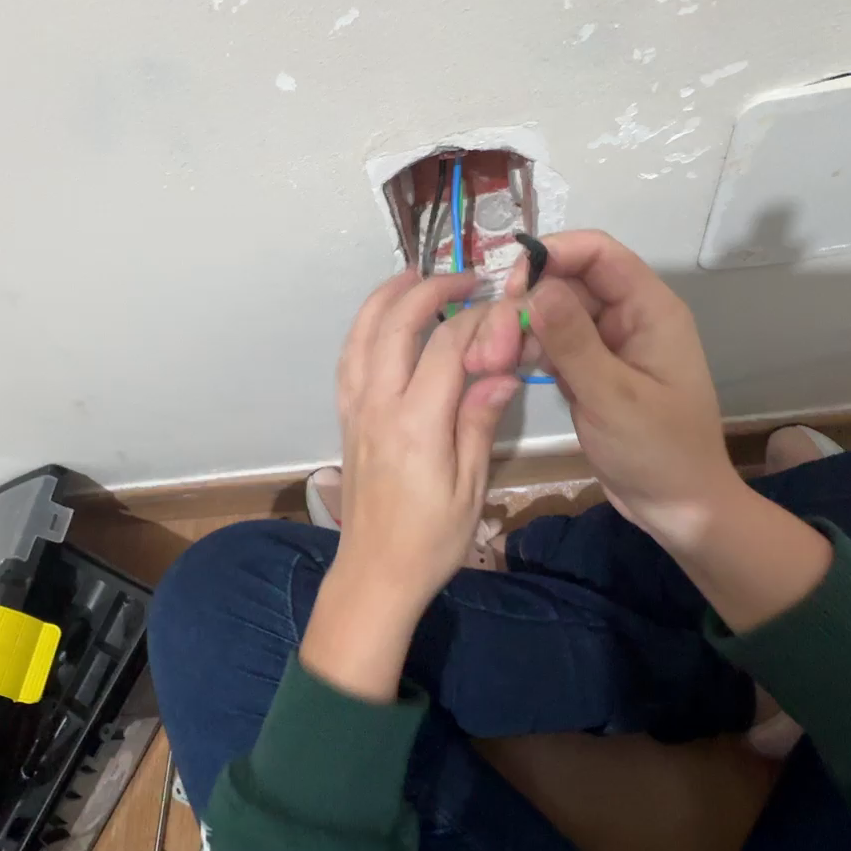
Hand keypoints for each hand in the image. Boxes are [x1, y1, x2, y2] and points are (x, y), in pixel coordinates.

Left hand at [301, 270, 519, 699]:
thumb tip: (502, 368)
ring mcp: (355, 410)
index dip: (477, 319)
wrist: (376, 573)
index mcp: (416, 422)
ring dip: (386, 298)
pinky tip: (380, 322)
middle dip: (430, 291)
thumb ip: (480, 420)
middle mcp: (378, 405)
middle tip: (465, 279)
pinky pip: (348, 360)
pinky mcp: (346, 420)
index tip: (504, 310)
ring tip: (415, 277)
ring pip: (361, 335)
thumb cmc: (431, 539)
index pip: (446, 345)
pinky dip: (363, 329)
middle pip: (395, 325)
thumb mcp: (470, 486)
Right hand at [466, 229, 832, 631]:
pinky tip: (498, 369)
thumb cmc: (657, 451)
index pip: (598, 254)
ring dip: (516, 331)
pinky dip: (524, 352)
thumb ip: (573, 340)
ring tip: (485, 362)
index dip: (551, 255)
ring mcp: (605, 346)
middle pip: (565, 283)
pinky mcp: (588, 372)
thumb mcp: (613, 396)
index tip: (508, 287)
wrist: (676, 507)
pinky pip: (550, 345)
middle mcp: (626, 319)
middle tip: (488, 347)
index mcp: (649, 311)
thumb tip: (536, 286)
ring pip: (551, 315)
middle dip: (523, 304)